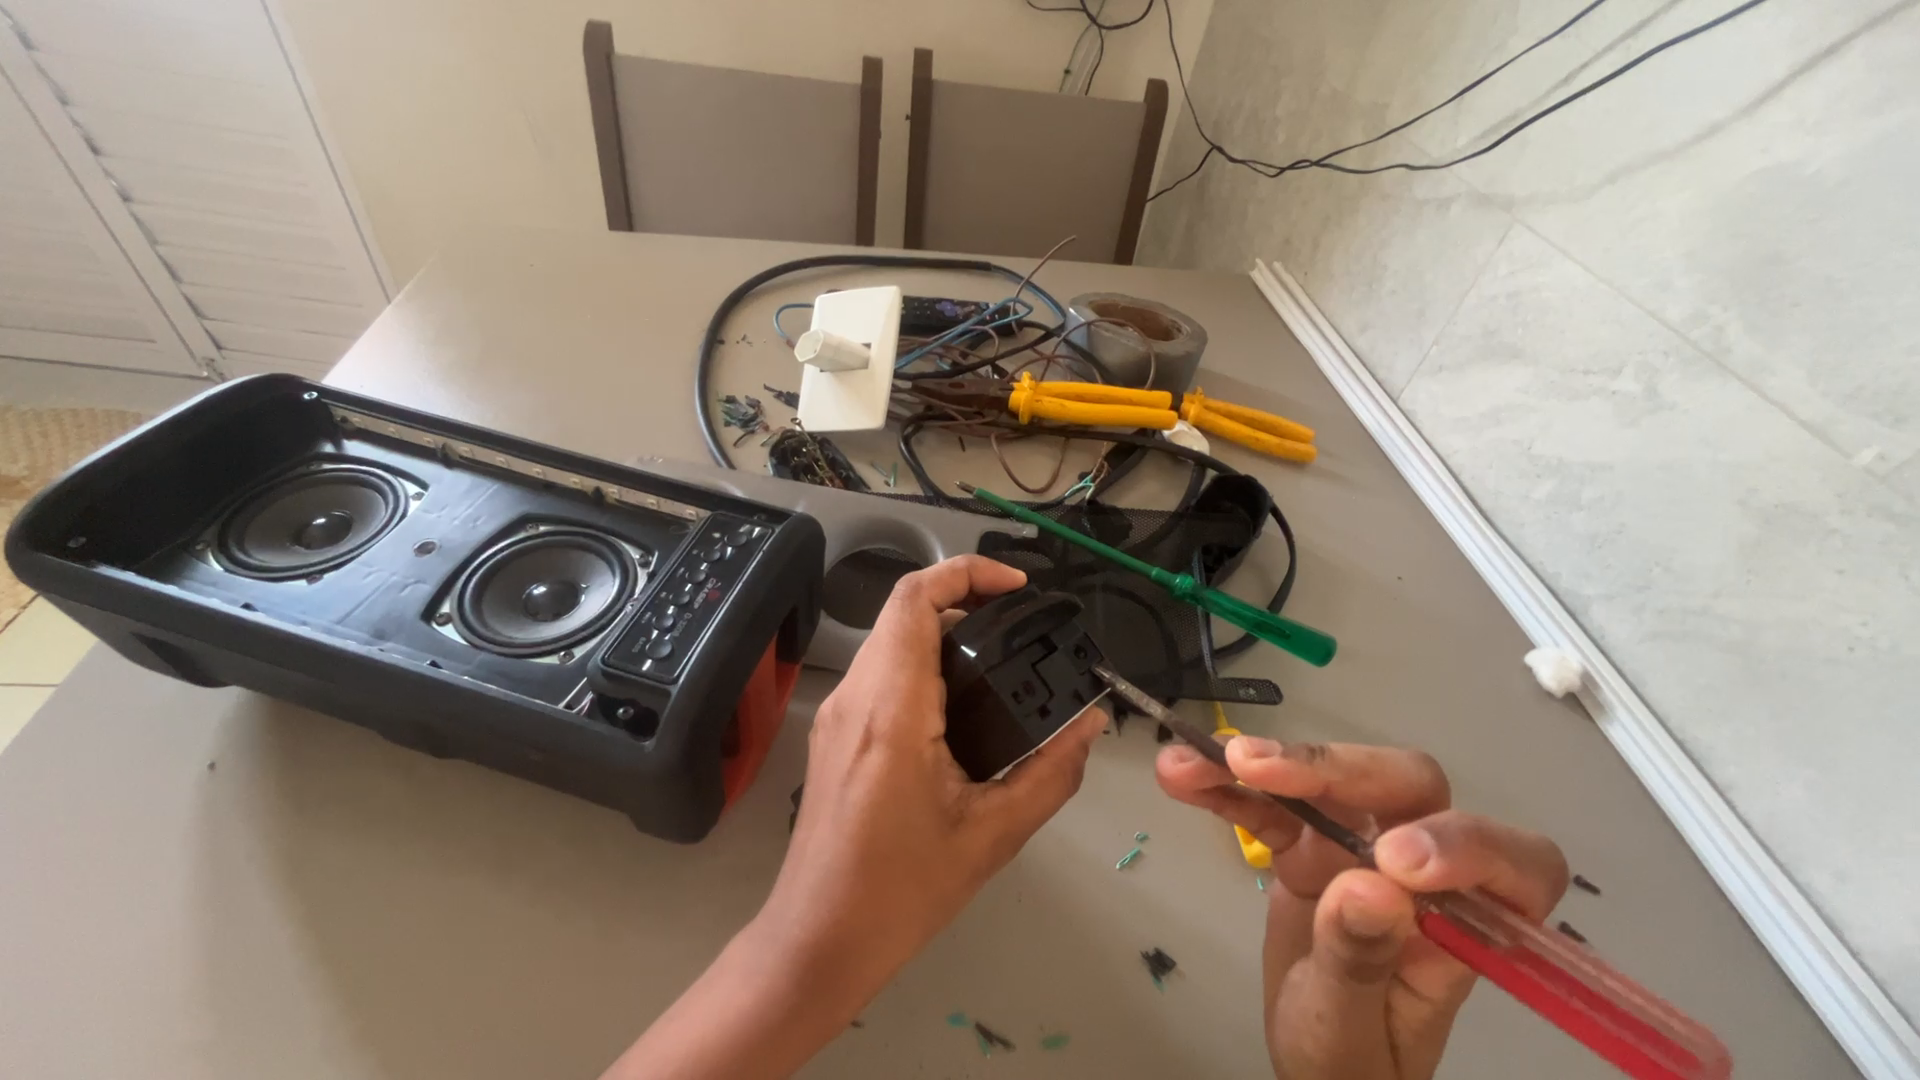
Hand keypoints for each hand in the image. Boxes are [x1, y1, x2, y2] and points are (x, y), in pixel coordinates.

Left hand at [761, 555, 1107, 998]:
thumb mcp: (994, 834)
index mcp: (891, 707)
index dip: (967, 572)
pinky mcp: (834, 733)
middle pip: (903, 611)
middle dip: (964, 599)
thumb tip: (1090, 722)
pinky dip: (922, 662)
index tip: (1018, 589)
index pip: (914, 599)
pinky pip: (880, 672)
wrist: (819, 940)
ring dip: (943, 631)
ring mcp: (837, 713)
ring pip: (889, 640)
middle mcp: (854, 696)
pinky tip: (961, 701)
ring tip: (1001, 659)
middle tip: (1021, 626)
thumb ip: (1051, 771)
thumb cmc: (903, 890)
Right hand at [1157, 736, 1567, 1079]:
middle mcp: (1419, 871)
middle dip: (1332, 768)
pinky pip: (1269, 804)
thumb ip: (1361, 959)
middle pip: (1405, 787)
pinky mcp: (1305, 845)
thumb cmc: (1348, 1067)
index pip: (1507, 862)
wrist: (1313, 1064)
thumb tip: (1373, 887)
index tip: (1392, 859)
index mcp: (1464, 926)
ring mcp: (1358, 849)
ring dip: (1258, 764)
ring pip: (1327, 780)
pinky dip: (1225, 788)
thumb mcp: (1349, 1030)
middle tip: (1255, 768)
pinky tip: (1179, 775)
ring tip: (1191, 760)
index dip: (1463, 843)